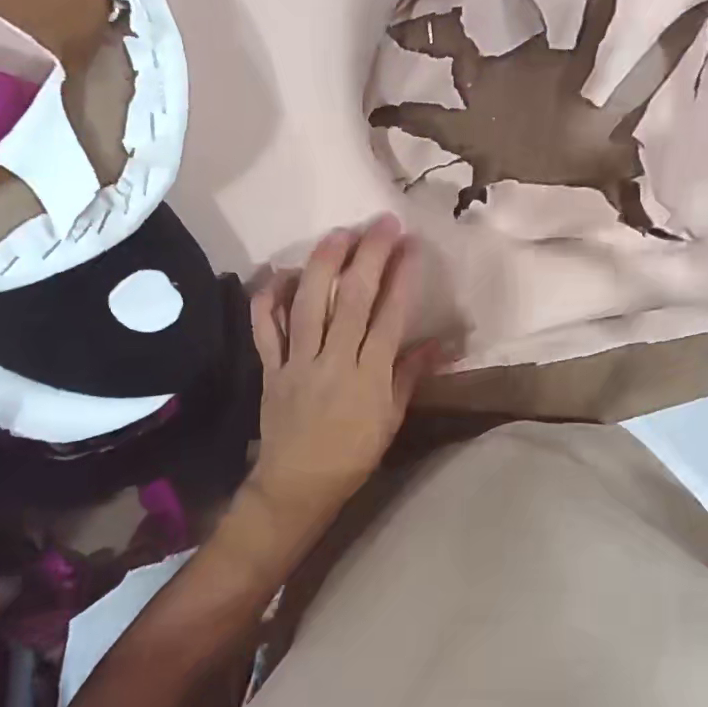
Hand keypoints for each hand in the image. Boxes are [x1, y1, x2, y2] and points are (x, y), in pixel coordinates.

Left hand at [245, 215, 440, 532]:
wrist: (298, 482)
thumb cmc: (352, 455)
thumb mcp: (390, 420)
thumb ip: (410, 377)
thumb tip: (442, 343)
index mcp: (370, 377)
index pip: (390, 317)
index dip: (402, 277)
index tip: (411, 244)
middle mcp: (334, 362)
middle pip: (353, 301)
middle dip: (369, 256)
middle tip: (382, 223)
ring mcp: (298, 363)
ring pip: (309, 306)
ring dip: (323, 266)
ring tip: (338, 234)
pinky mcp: (270, 368)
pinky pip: (265, 329)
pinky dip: (268, 300)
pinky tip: (277, 272)